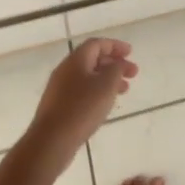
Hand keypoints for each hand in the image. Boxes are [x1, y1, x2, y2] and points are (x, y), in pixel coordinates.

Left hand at [23, 39, 137, 174]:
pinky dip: (97, 92)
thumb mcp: (106, 84)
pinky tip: (105, 105)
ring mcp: (59, 89)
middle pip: (92, 60)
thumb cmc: (82, 108)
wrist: (51, 140)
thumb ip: (116, 69)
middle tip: (132, 74)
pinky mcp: (58, 106)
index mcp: (76, 60)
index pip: (97, 44)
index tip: (131, 53)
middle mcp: (65, 70)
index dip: (115, 46)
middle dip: (114, 64)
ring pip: (88, 77)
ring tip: (124, 91)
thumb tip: (117, 64)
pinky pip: (81, 92)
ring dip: (107, 80)